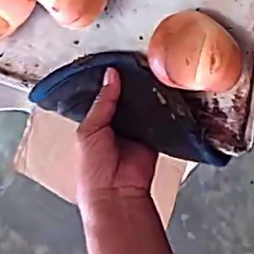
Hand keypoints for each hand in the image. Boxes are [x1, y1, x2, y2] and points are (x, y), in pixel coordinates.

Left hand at [75, 68, 158, 206]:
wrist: (117, 194)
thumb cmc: (94, 169)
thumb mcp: (89, 131)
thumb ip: (102, 103)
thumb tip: (111, 75)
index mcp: (97, 120)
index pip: (106, 93)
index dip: (111, 78)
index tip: (119, 59)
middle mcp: (117, 122)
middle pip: (126, 95)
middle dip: (131, 82)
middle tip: (138, 61)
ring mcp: (136, 128)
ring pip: (143, 103)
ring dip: (147, 92)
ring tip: (153, 71)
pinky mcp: (153, 134)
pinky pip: (158, 116)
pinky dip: (161, 105)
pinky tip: (164, 90)